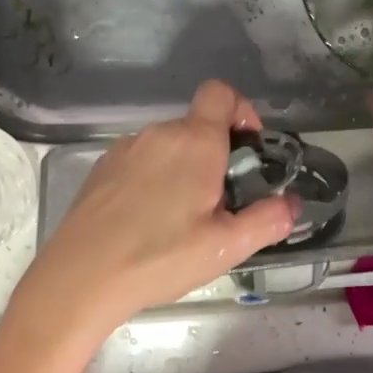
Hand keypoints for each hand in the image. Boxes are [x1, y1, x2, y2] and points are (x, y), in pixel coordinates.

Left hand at [23, 81, 296, 334]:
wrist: (81, 278)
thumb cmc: (160, 258)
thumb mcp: (227, 247)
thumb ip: (268, 220)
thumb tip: (292, 204)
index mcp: (194, 143)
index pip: (221, 94)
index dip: (242, 112)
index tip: (250, 151)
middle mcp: (158, 134)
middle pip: (197, 125)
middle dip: (217, 155)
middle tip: (223, 205)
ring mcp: (125, 150)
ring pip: (169, 146)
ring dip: (186, 170)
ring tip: (185, 220)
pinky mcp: (102, 170)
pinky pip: (142, 162)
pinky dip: (156, 180)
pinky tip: (150, 223)